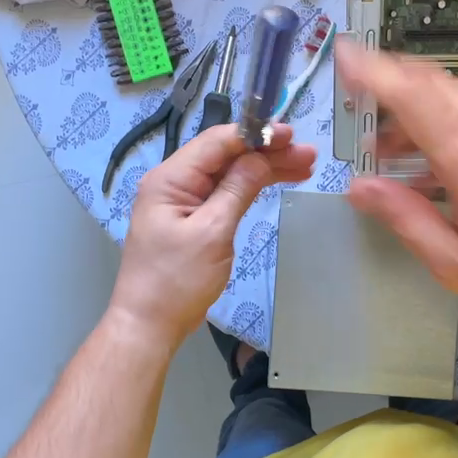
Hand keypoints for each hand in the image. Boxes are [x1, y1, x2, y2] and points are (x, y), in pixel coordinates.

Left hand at [110, 123, 315, 349]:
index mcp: (171, 178)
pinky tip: (278, 182)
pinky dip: (252, 188)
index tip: (290, 134)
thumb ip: (237, 190)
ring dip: (265, 169)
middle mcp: (175, 182)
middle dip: (267, 152)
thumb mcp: (213, 232)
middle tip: (309, 154)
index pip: (217, 141)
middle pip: (226, 155)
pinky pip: (225, 193)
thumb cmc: (177, 281)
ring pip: (229, 173)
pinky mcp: (193, 220)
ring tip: (305, 167)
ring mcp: (184, 202)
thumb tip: (261, 157)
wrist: (149, 324)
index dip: (255, 134)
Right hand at [337, 39, 457, 335]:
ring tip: (395, 158)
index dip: (373, 71)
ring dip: (421, 117)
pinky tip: (444, 170)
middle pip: (435, 86)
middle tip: (361, 114)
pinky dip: (452, 130)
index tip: (346, 55)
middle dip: (390, 90)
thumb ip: (405, 219)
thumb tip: (361, 190)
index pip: (414, 95)